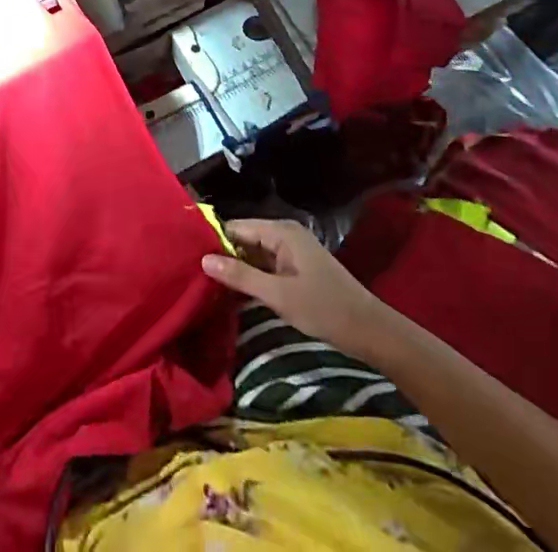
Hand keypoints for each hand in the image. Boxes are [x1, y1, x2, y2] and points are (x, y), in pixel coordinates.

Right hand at [201, 218, 393, 356]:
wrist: (368, 330)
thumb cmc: (324, 308)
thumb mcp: (278, 295)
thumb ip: (240, 276)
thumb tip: (203, 260)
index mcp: (281, 232)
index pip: (235, 227)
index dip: (213, 241)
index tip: (189, 258)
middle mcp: (284, 235)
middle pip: (243, 238)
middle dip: (222, 255)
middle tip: (193, 274)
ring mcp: (290, 251)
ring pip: (252, 254)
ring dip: (235, 268)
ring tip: (206, 283)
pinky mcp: (294, 268)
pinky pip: (264, 265)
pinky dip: (250, 276)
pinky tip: (232, 291)